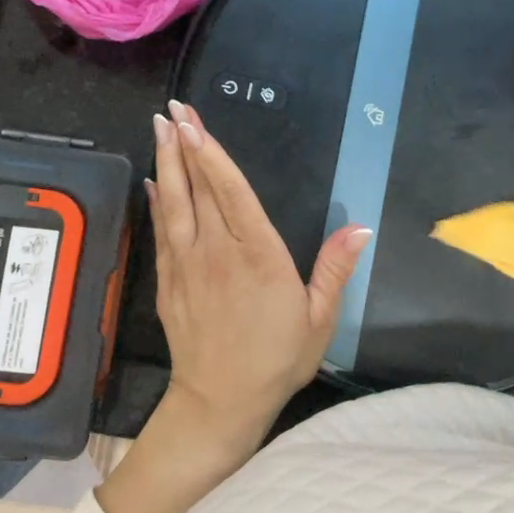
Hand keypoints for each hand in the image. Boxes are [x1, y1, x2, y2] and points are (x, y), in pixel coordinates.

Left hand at [147, 100, 371, 446]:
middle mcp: (217, 252)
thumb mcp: (319, 319)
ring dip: (165, 164)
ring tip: (158, 128)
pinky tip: (153, 181)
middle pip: (197, 189)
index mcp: (258, 255)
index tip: (194, 124)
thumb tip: (360, 229)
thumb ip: (335, 270)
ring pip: (174, 204)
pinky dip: (157, 202)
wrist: (220, 402)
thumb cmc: (276, 359)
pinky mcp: (168, 281)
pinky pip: (161, 231)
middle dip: (183, 145)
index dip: (211, 155)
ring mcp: (187, 265)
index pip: (232, 193)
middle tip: (171, 110)